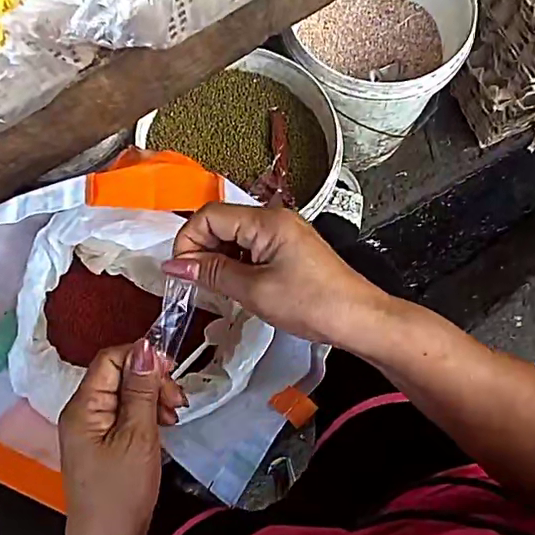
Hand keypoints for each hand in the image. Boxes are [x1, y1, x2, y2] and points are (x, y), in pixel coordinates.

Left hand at [56, 339, 186, 534]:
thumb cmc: (122, 492)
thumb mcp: (138, 436)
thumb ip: (141, 389)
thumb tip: (146, 347)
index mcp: (83, 405)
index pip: (109, 358)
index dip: (141, 356)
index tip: (172, 371)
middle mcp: (81, 411)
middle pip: (118, 373)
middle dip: (151, 379)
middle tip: (178, 401)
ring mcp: (90, 427)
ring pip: (125, 393)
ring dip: (152, 397)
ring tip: (174, 416)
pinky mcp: (102, 441)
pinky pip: (124, 413)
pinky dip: (146, 414)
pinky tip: (163, 426)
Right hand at [164, 202, 391, 348]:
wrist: (358, 318)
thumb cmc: (315, 303)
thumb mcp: (254, 290)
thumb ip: (211, 273)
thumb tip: (176, 265)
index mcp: (266, 221)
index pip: (209, 216)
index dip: (188, 241)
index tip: (181, 270)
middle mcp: (275, 220)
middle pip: (220, 223)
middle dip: (201, 251)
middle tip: (195, 282)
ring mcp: (283, 234)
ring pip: (234, 238)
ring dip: (218, 260)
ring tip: (217, 288)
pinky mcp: (288, 249)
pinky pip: (251, 249)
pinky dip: (236, 266)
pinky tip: (236, 287)